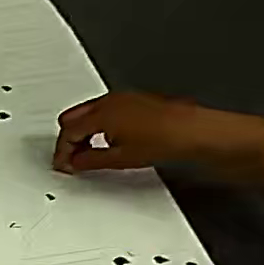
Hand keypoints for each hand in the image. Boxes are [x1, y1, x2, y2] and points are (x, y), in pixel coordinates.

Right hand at [53, 91, 263, 192]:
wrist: (202, 133)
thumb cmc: (167, 139)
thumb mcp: (117, 159)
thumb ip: (88, 160)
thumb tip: (74, 162)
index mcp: (102, 112)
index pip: (67, 132)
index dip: (62, 152)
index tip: (63, 166)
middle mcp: (112, 100)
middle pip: (73, 118)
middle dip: (69, 139)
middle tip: (71, 158)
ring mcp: (127, 98)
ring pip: (89, 114)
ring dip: (84, 133)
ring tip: (89, 153)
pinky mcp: (140, 101)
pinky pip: (107, 112)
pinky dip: (100, 127)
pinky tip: (109, 142)